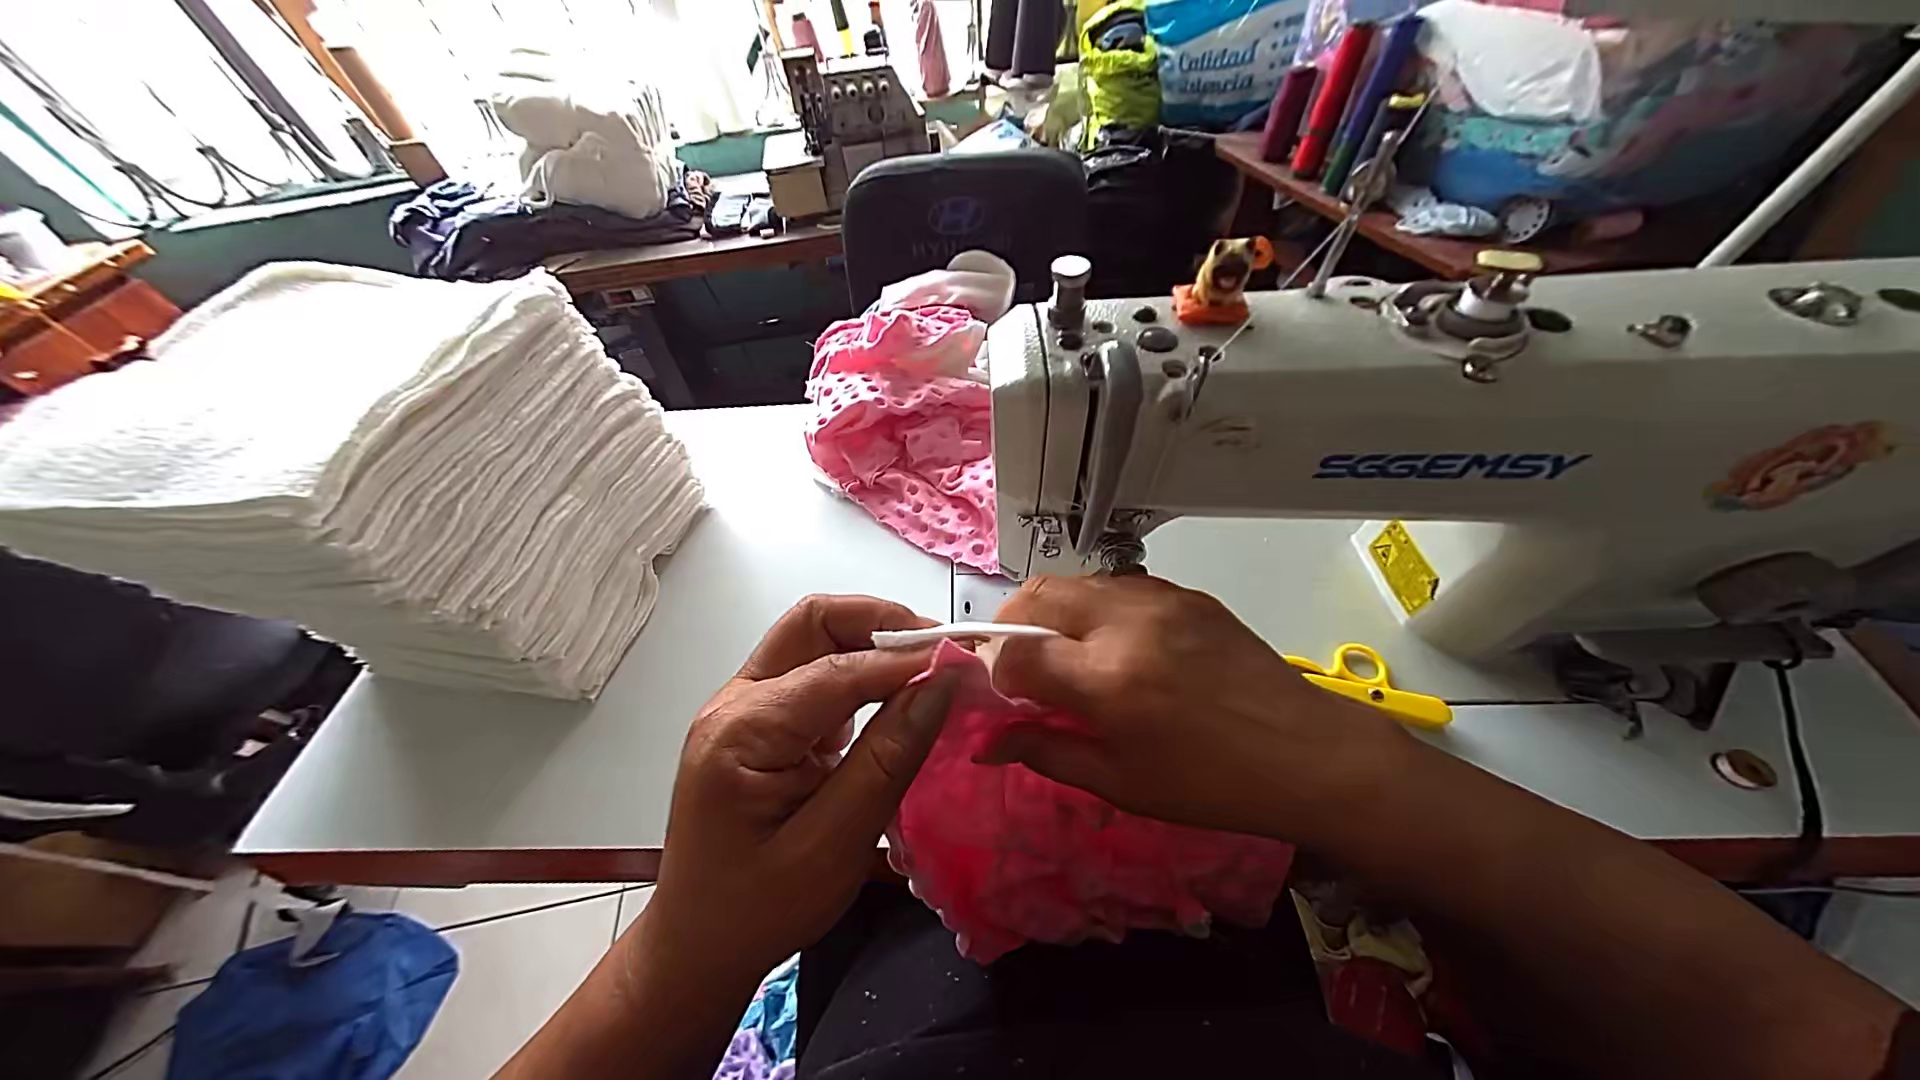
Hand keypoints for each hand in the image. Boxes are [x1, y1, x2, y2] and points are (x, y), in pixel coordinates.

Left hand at [642, 595, 956, 986]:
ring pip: (817, 637)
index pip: (836, 670)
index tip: (964, 662)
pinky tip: (897, 692)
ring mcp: (747, 706)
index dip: (905, 660)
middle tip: (942, 649)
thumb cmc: (757, 910)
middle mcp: (737, 702)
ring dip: (875, 640)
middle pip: (814, 622)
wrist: (697, 946)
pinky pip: (819, 669)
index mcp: (740, 732)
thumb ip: (887, 760)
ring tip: (929, 666)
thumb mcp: (832, 847)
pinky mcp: (765, 718)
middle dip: (883, 622)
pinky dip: (864, 669)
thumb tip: (938, 687)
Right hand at [984, 574, 1404, 842]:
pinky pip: (1115, 584)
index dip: (994, 668)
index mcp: (1107, 679)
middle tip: (1019, 661)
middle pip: (1035, 594)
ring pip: (1073, 581)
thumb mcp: (1120, 783)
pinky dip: (1092, 606)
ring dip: (1049, 611)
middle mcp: (1126, 622)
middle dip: (1009, 623)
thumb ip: (1045, 751)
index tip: (1003, 691)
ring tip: (1063, 650)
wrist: (1310, 754)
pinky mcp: (1184, 591)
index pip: (1014, 650)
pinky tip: (1110, 640)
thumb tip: (985, 745)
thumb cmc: (1211, 783)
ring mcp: (1158, 598)